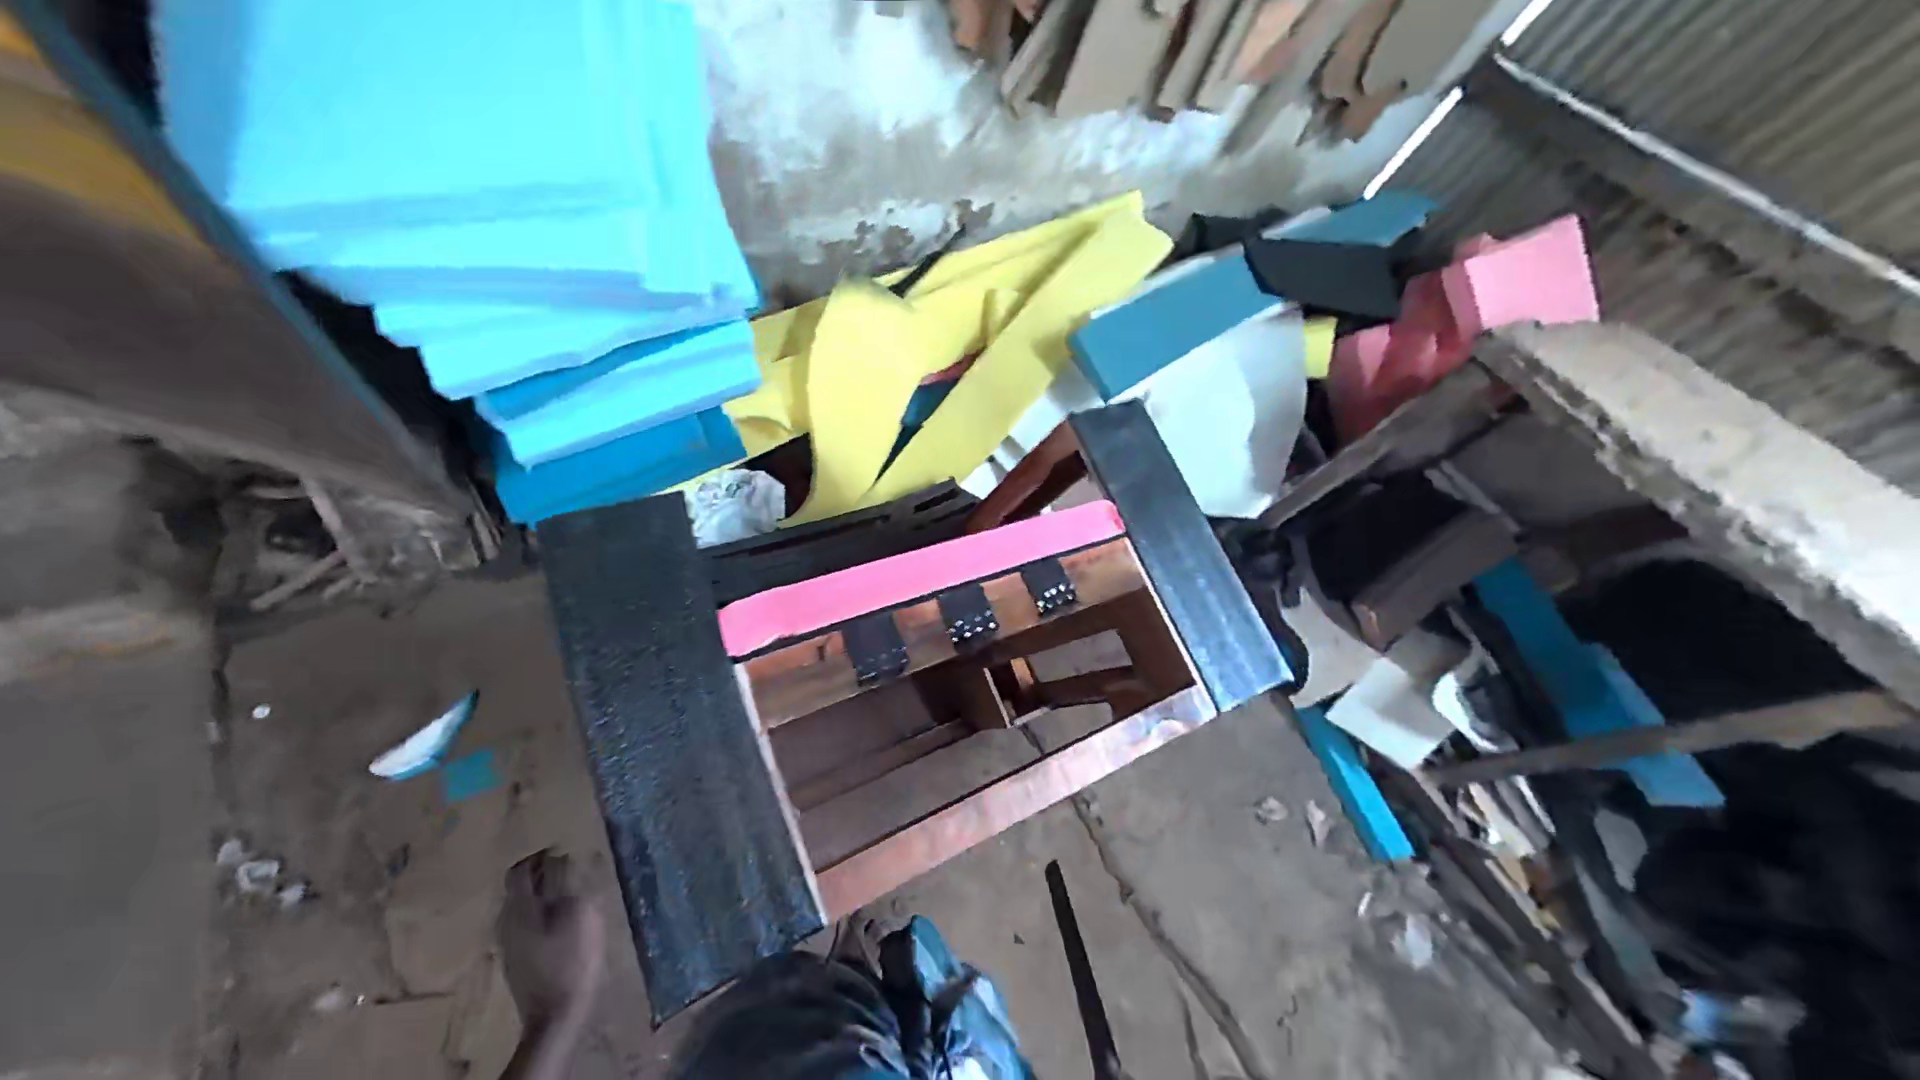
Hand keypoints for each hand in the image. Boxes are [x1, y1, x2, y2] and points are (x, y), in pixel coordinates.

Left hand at [498, 850, 607, 1030]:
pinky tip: (564, 920)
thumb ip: (565, 881)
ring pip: (523, 903)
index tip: (566, 851)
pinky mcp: (516, 956)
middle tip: (573, 870)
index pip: (520, 868)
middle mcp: (505, 919)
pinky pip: (526, 921)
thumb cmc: (571, 957)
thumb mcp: (576, 910)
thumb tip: (559, 856)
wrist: (554, 1013)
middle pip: (520, 885)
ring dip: (545, 892)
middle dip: (544, 873)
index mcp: (518, 906)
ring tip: (573, 892)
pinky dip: (543, 911)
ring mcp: (508, 940)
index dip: (541, 855)